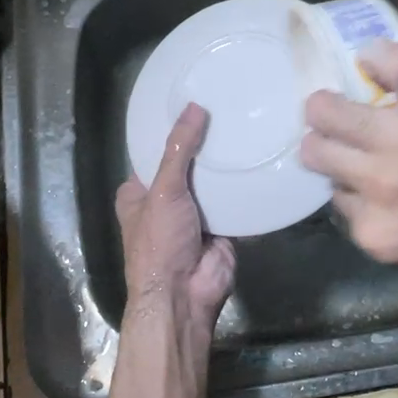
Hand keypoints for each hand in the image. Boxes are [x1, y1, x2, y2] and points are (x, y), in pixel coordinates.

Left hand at [117, 103, 236, 327]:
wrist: (184, 295)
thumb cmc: (160, 242)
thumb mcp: (163, 190)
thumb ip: (179, 149)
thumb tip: (194, 107)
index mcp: (138, 193)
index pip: (154, 153)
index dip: (172, 132)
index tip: (195, 103)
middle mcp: (164, 202)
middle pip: (187, 166)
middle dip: (205, 147)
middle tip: (229, 111)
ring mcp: (194, 215)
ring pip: (212, 184)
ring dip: (226, 168)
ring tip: (249, 129)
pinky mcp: (221, 227)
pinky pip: (234, 202)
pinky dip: (244, 188)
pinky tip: (260, 161)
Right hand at [299, 41, 397, 312]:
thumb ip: (392, 230)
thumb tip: (373, 203)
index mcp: (376, 231)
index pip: (335, 195)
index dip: (349, 181)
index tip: (363, 173)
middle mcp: (378, 184)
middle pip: (318, 150)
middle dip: (326, 143)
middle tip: (345, 135)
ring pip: (329, 109)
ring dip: (334, 104)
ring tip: (351, 97)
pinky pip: (392, 63)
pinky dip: (380, 57)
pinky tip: (377, 59)